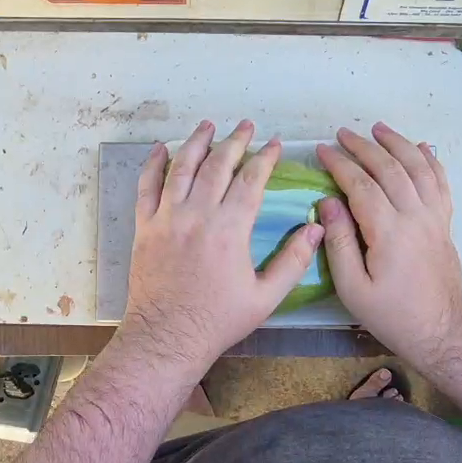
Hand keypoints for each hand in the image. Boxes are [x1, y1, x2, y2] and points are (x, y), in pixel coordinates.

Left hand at [121, 120, 322, 368]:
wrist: (166, 337)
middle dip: (235, 141)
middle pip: (218, 166)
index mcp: (230, 229)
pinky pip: (146, 187)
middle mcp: (197, 215)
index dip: (265, 158)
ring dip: (197, 142)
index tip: (275, 144)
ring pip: (182, 168)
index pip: (251, 180)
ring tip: (208, 125)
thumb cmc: (218, 320)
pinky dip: (154, 165)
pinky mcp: (145, 228)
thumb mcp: (265, 297)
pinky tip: (162, 149)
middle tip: (246, 126)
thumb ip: (293, 261)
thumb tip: (316, 228)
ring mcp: (166, 218)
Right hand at [315, 123, 461, 366]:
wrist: (440, 330)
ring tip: (379, 129)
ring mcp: (435, 218)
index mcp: (389, 232)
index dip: (340, 164)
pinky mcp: (445, 223)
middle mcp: (415, 217)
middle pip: (390, 169)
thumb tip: (328, 203)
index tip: (321, 150)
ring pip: (418, 168)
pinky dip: (431, 161)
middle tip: (342, 133)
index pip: (361, 185)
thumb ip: (339, 243)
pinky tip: (422, 148)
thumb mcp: (353, 288)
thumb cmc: (391, 314)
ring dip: (398, 144)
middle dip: (364, 147)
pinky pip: (441, 183)